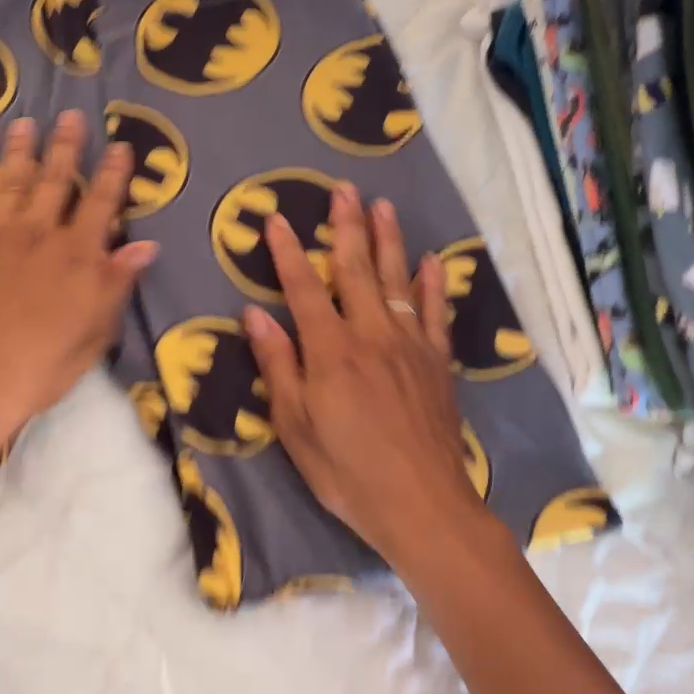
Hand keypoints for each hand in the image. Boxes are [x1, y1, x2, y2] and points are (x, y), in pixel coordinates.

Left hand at [0, 111, 158, 450]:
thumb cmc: (42, 364)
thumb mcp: (95, 331)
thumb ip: (116, 283)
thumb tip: (146, 246)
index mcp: (78, 255)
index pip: (101, 204)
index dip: (113, 174)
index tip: (121, 146)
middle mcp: (39, 234)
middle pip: (55, 181)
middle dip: (66, 146)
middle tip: (70, 115)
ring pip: (11, 182)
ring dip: (19, 152)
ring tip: (24, 124)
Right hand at [242, 184, 497, 566]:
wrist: (422, 504)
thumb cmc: (346, 471)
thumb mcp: (295, 425)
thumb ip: (278, 365)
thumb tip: (255, 315)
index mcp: (330, 351)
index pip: (304, 288)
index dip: (288, 252)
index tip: (276, 218)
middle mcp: (371, 336)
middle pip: (356, 271)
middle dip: (346, 228)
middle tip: (343, 189)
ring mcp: (410, 346)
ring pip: (397, 280)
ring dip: (388, 240)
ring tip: (382, 205)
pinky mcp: (438, 363)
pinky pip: (434, 313)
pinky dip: (432, 284)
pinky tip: (432, 260)